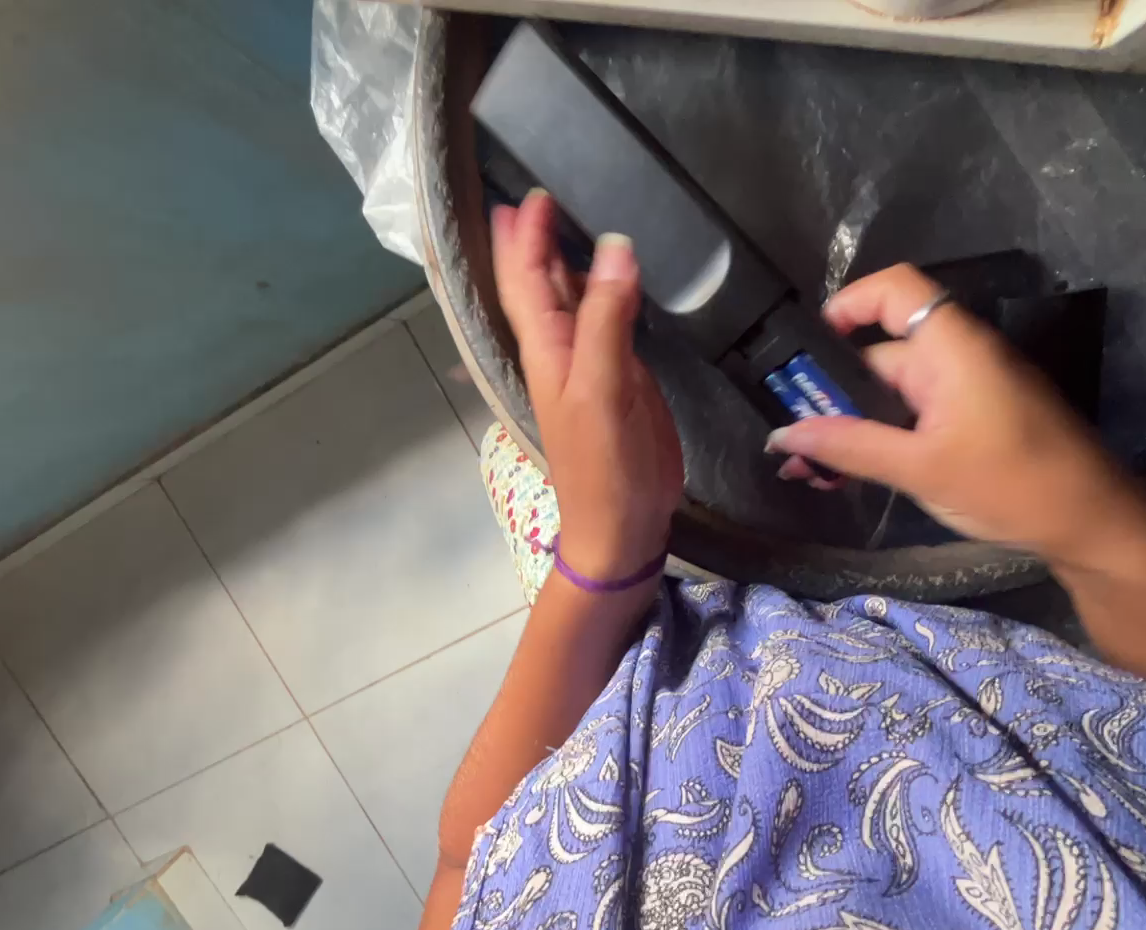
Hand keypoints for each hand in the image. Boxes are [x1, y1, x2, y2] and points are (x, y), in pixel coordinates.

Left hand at [491, 191, 683, 581]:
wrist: (622, 523)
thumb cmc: (603, 466)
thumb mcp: (602, 390)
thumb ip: (605, 320)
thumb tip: (614, 247)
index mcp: (547, 349)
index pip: (525, 280)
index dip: (523, 238)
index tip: (527, 193)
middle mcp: (562, 349)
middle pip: (543, 283)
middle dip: (538, 239)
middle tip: (545, 190)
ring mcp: (591, 363)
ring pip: (574, 299)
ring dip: (570, 260)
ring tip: (575, 217)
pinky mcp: (622, 376)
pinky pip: (607, 319)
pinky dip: (607, 291)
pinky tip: (616, 274)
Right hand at [765, 264, 1145, 567]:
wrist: (1091, 525)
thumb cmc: (1012, 485)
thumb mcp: (920, 468)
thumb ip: (849, 447)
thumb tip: (783, 436)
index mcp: (951, 349)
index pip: (896, 291)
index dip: (847, 304)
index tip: (806, 348)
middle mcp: (952, 360)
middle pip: (876, 355)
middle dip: (826, 394)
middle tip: (787, 438)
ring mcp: (957, 393)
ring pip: (884, 395)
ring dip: (842, 427)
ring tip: (803, 468)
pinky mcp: (962, 423)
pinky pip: (903, 419)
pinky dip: (869, 440)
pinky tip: (836, 474)